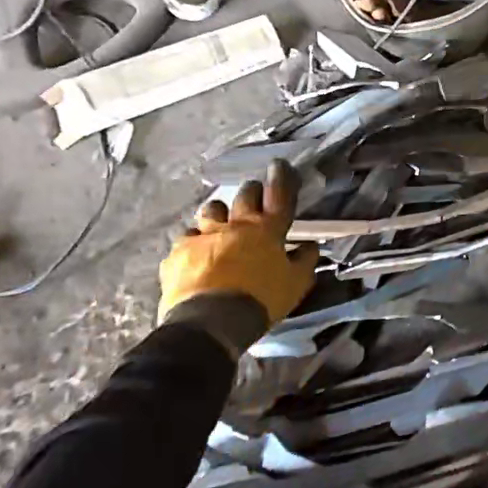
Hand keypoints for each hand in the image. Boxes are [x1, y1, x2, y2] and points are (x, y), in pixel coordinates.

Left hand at [159, 161, 318, 325]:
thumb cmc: (262, 299)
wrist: (212, 322)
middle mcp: (234, 225)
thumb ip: (305, 260)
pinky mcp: (177, 254)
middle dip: (250, 192)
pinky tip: (196, 253)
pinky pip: (185, 239)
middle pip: (243, 196)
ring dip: (218, 214)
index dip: (281, 178)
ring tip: (220, 223)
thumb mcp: (296, 283)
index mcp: (266, 230)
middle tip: (253, 198)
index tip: (279, 165)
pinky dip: (193, 242)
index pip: (279, 196)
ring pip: (209, 211)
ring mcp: (202, 237)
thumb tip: (310, 245)